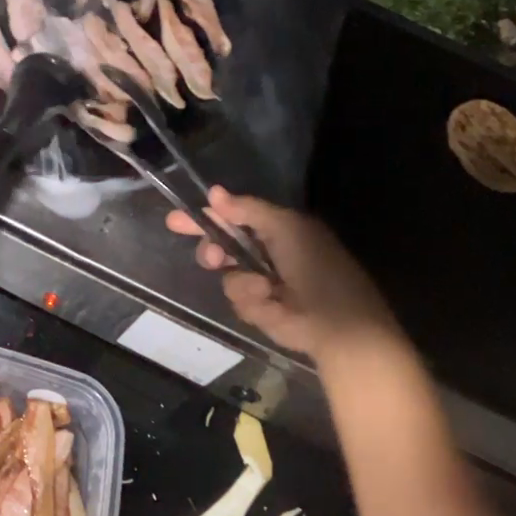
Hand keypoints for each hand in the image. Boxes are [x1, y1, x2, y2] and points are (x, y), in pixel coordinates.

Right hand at [167, 188, 402, 362]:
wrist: (338, 323)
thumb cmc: (317, 267)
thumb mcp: (284, 227)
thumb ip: (247, 209)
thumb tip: (213, 191)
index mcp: (276, 229)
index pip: (233, 217)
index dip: (206, 217)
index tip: (176, 221)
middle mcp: (266, 253)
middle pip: (221, 246)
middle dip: (213, 250)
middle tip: (213, 258)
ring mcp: (262, 284)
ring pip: (227, 276)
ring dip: (242, 282)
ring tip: (264, 289)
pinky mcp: (260, 312)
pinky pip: (239, 301)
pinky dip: (254, 302)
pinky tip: (273, 305)